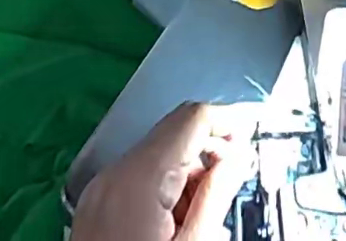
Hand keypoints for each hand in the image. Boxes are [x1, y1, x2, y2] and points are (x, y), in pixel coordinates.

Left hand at [71, 103, 255, 240]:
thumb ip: (216, 195)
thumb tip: (237, 155)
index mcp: (137, 177)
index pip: (192, 118)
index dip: (228, 122)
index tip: (252, 137)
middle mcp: (112, 174)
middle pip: (173, 133)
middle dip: (209, 149)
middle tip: (235, 180)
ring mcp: (98, 193)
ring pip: (157, 155)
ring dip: (189, 171)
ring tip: (207, 214)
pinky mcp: (93, 211)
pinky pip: (138, 180)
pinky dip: (165, 188)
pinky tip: (179, 226)